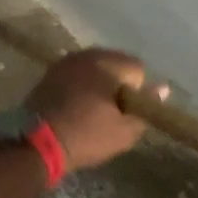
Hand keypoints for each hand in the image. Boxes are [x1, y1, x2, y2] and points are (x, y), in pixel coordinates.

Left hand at [23, 49, 166, 171]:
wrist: (35, 143)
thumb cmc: (86, 136)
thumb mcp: (125, 131)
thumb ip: (146, 107)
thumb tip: (162, 88)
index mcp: (107, 63)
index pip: (137, 68)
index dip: (137, 92)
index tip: (127, 113)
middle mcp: (86, 55)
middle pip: (115, 65)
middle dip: (117, 85)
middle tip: (111, 113)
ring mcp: (64, 62)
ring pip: (93, 70)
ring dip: (97, 85)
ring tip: (92, 112)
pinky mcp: (48, 74)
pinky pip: (75, 76)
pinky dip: (79, 87)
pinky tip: (75, 108)